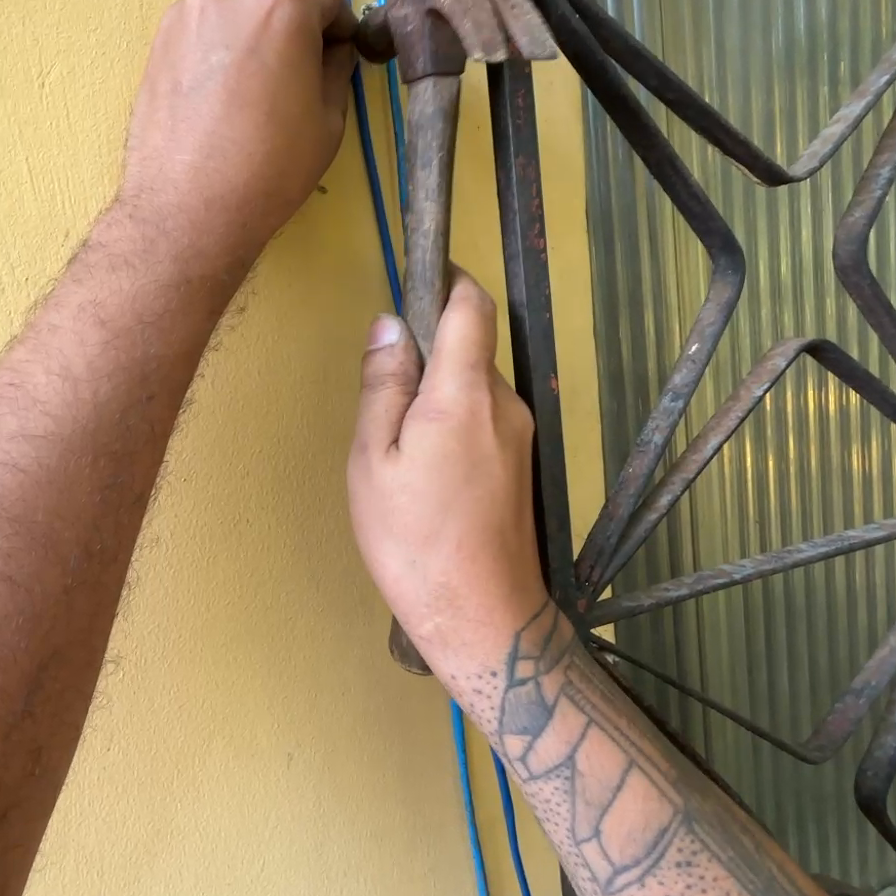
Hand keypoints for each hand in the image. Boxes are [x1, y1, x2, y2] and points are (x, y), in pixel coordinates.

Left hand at [118, 0, 356, 257]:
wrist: (187, 211)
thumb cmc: (268, 171)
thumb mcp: (328, 122)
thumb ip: (337, 69)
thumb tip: (332, 49)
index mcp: (281, 0)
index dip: (338, 23)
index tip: (336, 55)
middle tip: (298, 43)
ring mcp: (185, 10)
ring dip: (252, 8)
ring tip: (256, 68)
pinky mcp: (158, 41)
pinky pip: (200, 17)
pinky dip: (219, 32)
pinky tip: (222, 85)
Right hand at [347, 271, 544, 670]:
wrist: (482, 616)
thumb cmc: (412, 539)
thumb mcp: (373, 460)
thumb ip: (383, 386)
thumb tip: (390, 324)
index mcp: (464, 394)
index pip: (471, 305)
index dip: (446, 280)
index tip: (414, 283)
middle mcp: (504, 402)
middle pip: (470, 346)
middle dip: (427, 353)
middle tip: (381, 401)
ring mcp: (520, 433)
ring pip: (474, 384)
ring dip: (436, 393)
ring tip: (398, 448)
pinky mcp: (522, 460)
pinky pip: (483, 416)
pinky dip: (452, 420)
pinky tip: (424, 469)